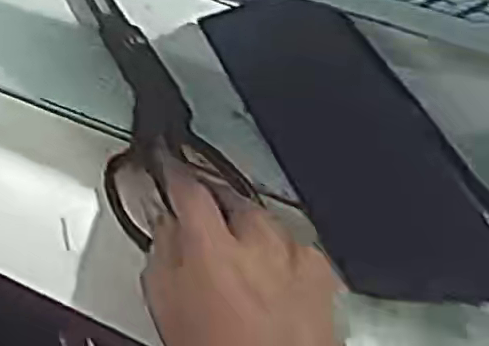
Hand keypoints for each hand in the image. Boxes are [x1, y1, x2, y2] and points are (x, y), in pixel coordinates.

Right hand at [142, 163, 339, 345]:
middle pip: (239, 201)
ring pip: (280, 227)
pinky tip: (280, 256)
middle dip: (215, 192)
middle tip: (198, 191)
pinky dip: (292, 250)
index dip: (172, 168)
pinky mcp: (327, 303)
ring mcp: (299, 278)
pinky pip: (313, 260)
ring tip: (237, 222)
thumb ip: (163, 245)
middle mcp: (260, 255)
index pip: (189, 188)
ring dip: (254, 219)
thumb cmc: (209, 343)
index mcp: (211, 246)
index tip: (164, 161)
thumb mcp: (161, 289)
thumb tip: (165, 221)